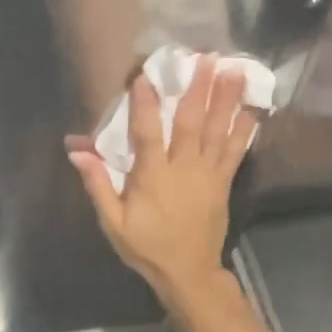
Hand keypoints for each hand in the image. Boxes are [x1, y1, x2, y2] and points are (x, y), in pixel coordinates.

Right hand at [66, 54, 258, 304]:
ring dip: (228, 99)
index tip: (144, 76)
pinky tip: (254, 107)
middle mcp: (184, 169)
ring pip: (220, 130)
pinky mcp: (224, 182)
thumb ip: (97, 184)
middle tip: (207, 58)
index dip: (145, 104)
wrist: (188, 272)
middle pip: (193, 123)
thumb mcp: (113, 222)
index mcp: (152, 178)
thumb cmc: (145, 246)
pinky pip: (237, 150)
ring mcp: (209, 174)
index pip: (148, 134)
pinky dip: (246, 127)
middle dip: (199, 89)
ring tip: (235, 70)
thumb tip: (77, 151)